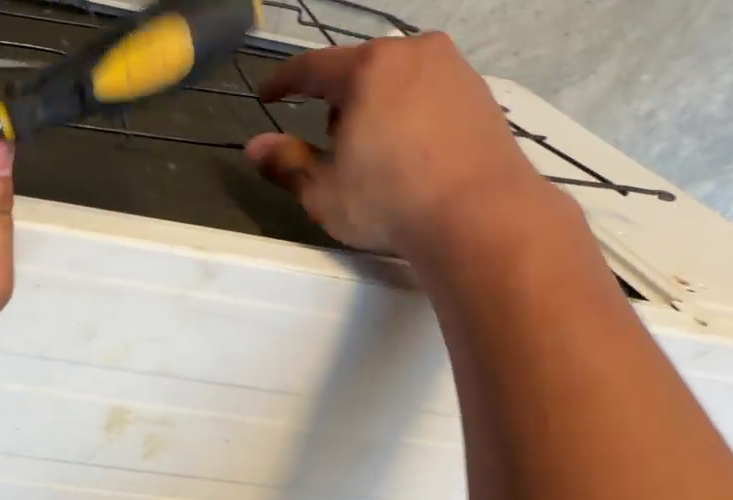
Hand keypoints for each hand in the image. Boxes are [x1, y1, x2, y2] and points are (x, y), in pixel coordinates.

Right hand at [245, 33, 551, 255]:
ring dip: (373, 107)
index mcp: (368, 70)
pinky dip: (406, 114)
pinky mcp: (478, 91)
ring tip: (369, 153)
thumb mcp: (323, 191)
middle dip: (336, 101)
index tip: (266, 95)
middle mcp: (413, 53)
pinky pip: (426, 92)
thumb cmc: (387, 200)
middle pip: (358, 70)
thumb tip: (255, 147)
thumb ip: (287, 163)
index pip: (311, 67)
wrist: (478, 213)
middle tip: (328, 144)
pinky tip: (405, 153)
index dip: (282, 82)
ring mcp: (452, 67)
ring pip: (394, 79)